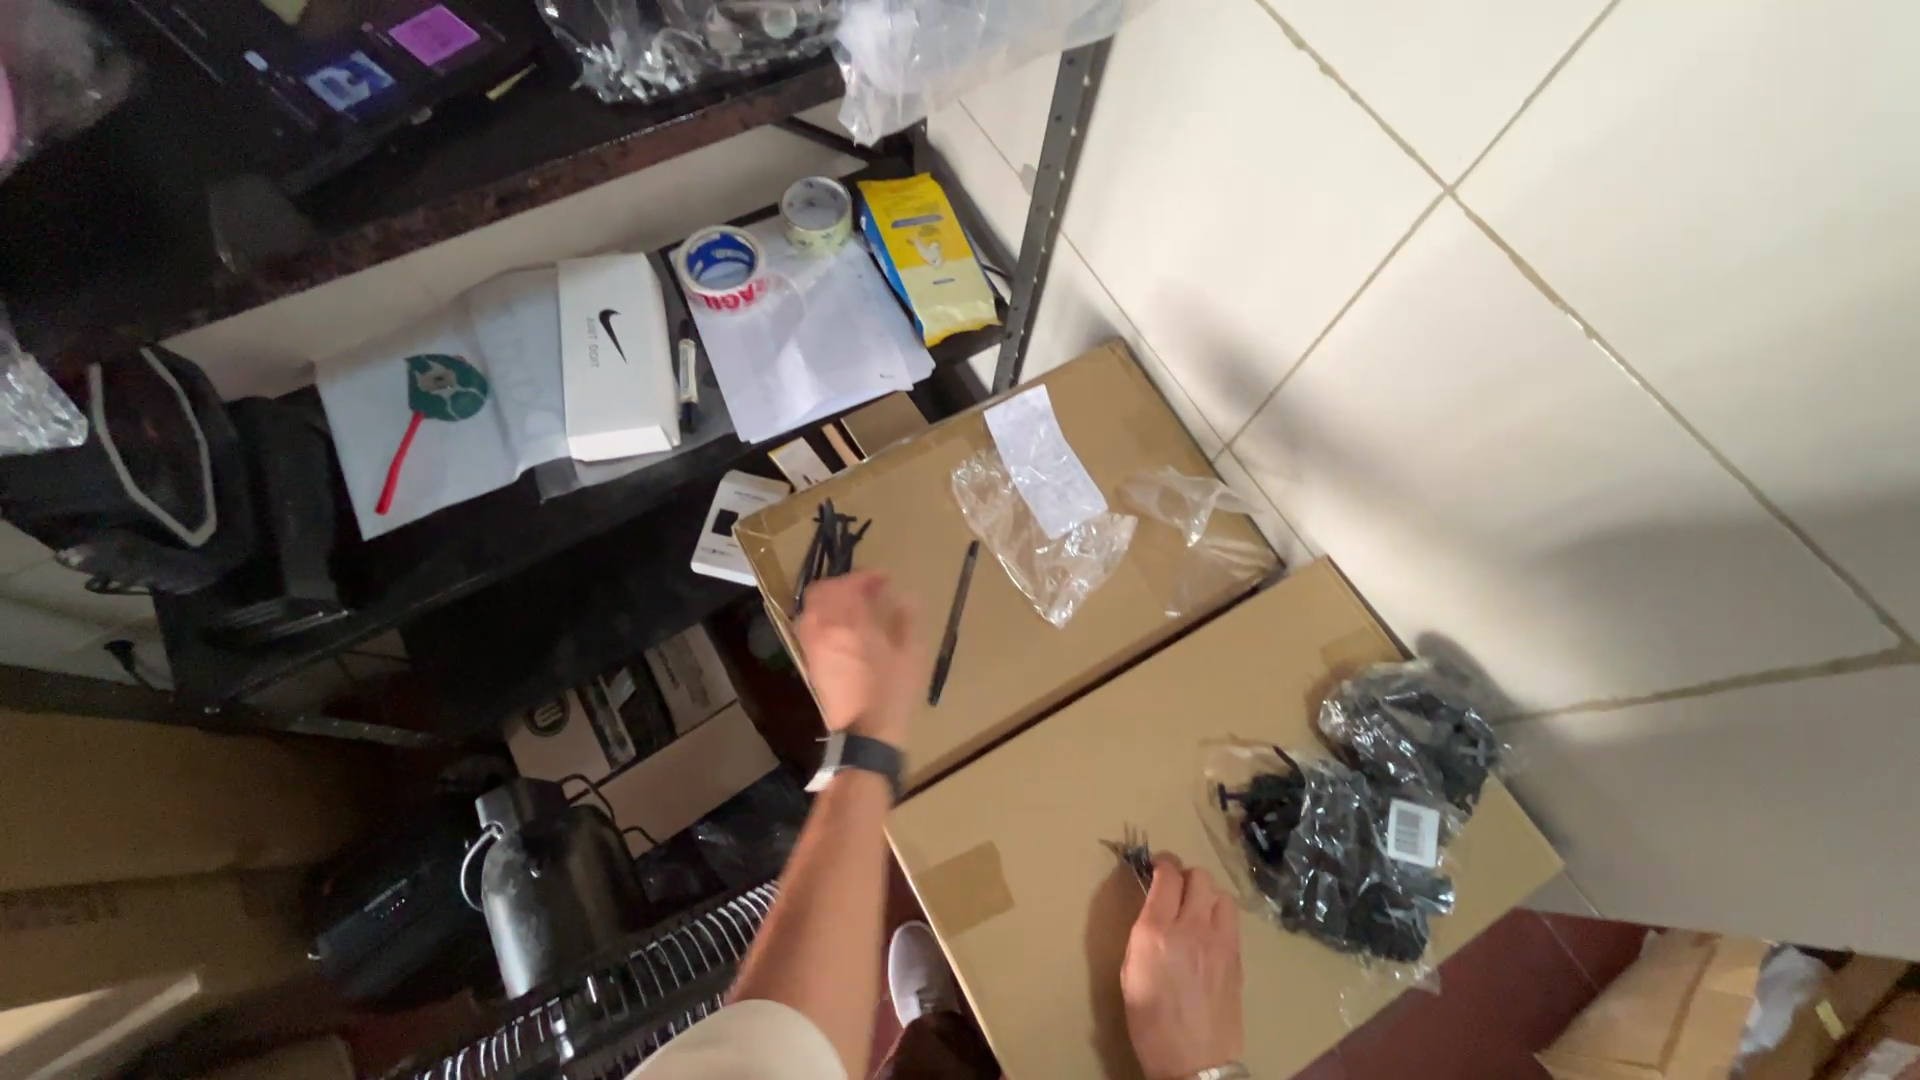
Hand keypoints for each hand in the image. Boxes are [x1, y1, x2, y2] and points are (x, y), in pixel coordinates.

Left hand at [794, 570, 922, 749]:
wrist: (864, 734)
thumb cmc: (891, 692)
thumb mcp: (910, 654)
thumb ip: (906, 620)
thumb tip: (905, 597)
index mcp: (850, 622)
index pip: (851, 584)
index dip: (868, 576)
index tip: (885, 579)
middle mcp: (824, 628)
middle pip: (822, 590)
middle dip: (843, 583)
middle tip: (865, 589)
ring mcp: (812, 645)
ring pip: (811, 607)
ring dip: (830, 599)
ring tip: (852, 606)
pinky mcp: (809, 660)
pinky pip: (808, 626)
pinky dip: (822, 617)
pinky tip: (842, 627)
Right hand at [1121, 854, 1244, 1079]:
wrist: (1195, 1065)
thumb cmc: (1150, 1024)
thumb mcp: (1130, 974)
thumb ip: (1142, 936)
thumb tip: (1152, 914)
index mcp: (1155, 932)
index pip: (1167, 876)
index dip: (1162, 863)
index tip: (1157, 866)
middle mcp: (1190, 928)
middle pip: (1198, 877)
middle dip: (1185, 875)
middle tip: (1175, 888)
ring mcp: (1219, 942)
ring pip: (1220, 893)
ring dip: (1206, 894)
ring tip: (1195, 909)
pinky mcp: (1237, 958)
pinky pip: (1231, 920)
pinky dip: (1219, 915)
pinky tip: (1209, 933)